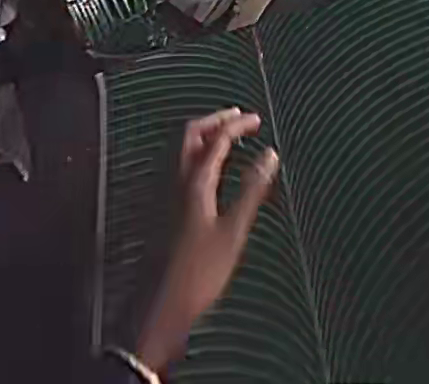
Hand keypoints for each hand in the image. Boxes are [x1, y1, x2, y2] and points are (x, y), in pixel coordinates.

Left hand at [136, 108, 280, 370]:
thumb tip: (270, 154)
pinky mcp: (163, 206)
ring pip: (182, 147)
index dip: (237, 124)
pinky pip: (180, 163)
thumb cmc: (199, 272)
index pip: (216, 138)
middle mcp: (176, 178)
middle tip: (238, 117)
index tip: (257, 120)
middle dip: (215, 120)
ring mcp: (166, 192)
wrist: (158, 309)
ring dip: (205, 133)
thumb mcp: (233, 232)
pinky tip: (210, 167)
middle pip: (191, 133)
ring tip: (227, 135)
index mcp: (195, 180)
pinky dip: (198, 151)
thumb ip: (251, 190)